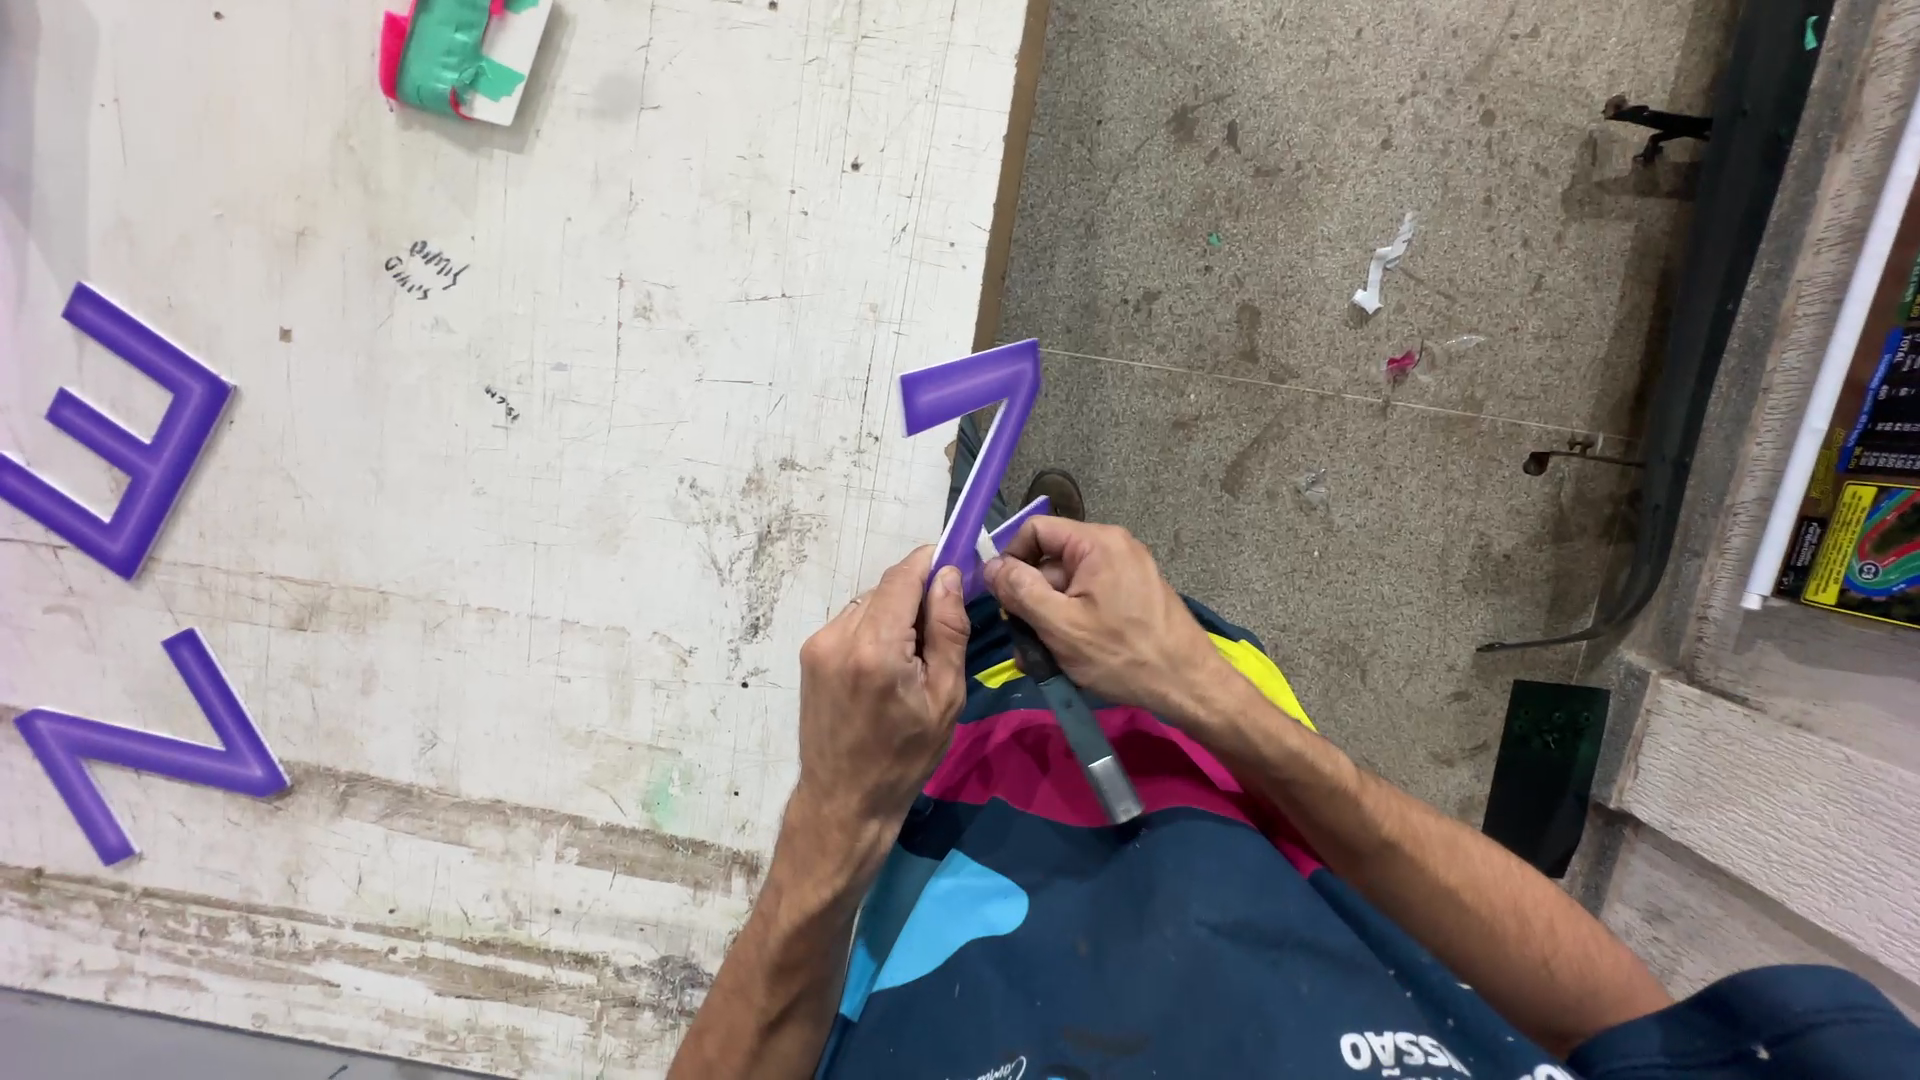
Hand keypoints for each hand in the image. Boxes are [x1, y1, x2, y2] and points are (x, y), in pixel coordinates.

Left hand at [793, 546, 969, 844]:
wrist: (844, 800)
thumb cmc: (905, 756)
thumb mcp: (945, 697)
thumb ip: (948, 630)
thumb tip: (949, 576)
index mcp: (875, 649)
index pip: (902, 577)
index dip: (930, 561)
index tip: (955, 561)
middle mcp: (838, 636)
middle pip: (885, 589)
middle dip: (917, 595)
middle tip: (942, 628)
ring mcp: (818, 644)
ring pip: (868, 604)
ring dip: (895, 614)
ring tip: (911, 658)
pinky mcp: (810, 654)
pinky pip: (851, 622)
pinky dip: (874, 629)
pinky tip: (885, 666)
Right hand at [982, 517, 1224, 721]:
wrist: (1189, 686)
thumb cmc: (1122, 654)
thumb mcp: (1060, 624)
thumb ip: (1020, 590)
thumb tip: (990, 566)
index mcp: (1096, 542)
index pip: (1035, 530)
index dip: (1010, 559)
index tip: (1001, 598)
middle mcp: (1113, 546)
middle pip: (1050, 562)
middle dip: (1030, 601)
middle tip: (1023, 641)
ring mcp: (1127, 571)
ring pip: (1067, 587)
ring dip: (1049, 620)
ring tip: (1043, 659)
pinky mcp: (1134, 595)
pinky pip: (1088, 600)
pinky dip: (1072, 624)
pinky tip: (1068, 657)